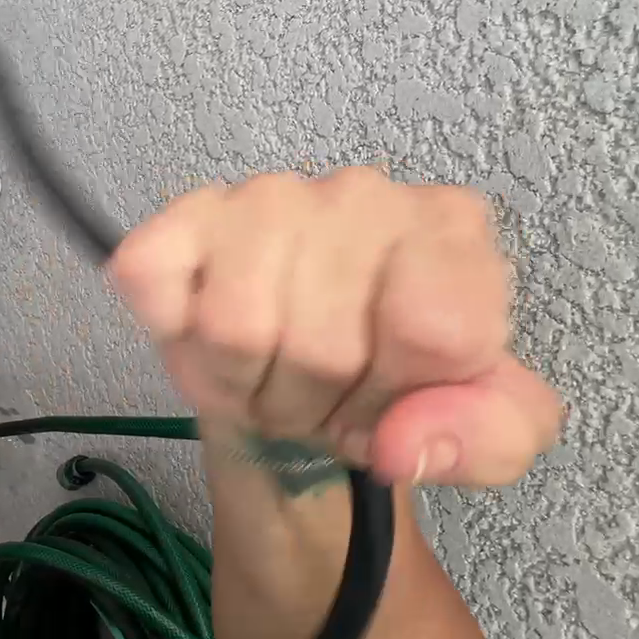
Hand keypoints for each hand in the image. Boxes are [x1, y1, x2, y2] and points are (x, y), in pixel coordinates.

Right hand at [109, 167, 560, 487]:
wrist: (286, 360)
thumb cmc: (374, 379)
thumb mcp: (478, 426)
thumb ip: (484, 438)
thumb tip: (403, 444)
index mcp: (445, 230)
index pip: (435, 330)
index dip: (396, 392)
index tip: (384, 391)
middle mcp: (356, 195)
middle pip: (322, 346)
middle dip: (309, 398)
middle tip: (310, 390)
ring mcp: (259, 199)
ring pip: (234, 328)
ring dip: (237, 378)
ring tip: (258, 368)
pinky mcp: (178, 220)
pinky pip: (153, 284)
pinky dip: (169, 330)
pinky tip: (198, 323)